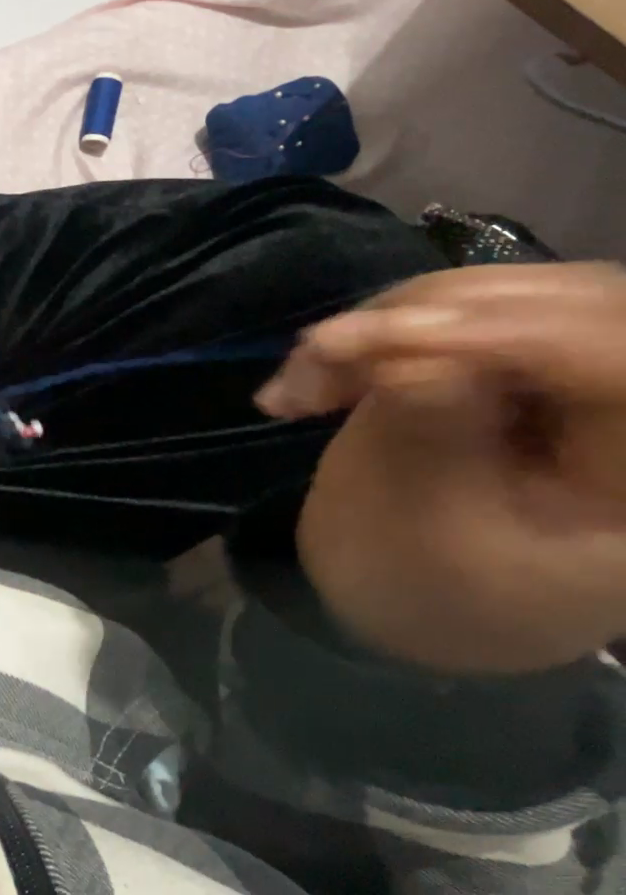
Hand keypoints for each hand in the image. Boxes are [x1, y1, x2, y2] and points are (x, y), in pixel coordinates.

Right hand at [258, 263, 625, 672]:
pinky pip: (454, 310)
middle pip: (560, 303)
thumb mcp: (422, 527)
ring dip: (385, 320)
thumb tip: (418, 354)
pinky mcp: (511, 365)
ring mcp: (573, 378)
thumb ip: (431, 436)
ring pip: (497, 292)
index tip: (380, 339)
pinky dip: (376, 328)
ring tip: (305, 370)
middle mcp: (622, 403)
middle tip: (318, 350)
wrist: (409, 607)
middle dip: (426, 314)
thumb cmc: (425, 589)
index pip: (610, 356)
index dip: (506, 330)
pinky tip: (322, 364)